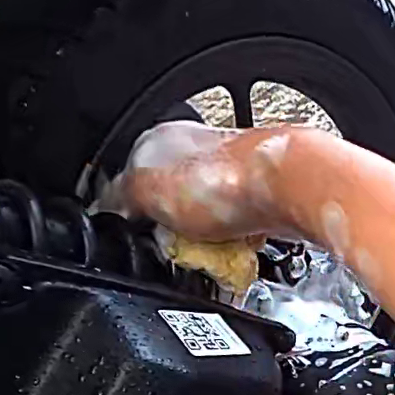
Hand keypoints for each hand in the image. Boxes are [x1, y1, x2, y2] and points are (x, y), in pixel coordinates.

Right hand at [105, 121, 303, 241]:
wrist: (288, 189)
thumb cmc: (226, 182)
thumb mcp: (146, 190)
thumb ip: (118, 198)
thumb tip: (106, 211)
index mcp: (161, 141)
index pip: (129, 179)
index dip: (129, 213)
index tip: (133, 237)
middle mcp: (197, 153)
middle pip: (170, 205)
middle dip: (173, 232)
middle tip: (175, 248)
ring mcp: (230, 178)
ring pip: (204, 223)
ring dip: (205, 243)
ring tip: (208, 253)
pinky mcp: (259, 204)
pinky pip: (235, 235)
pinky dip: (233, 247)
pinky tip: (234, 253)